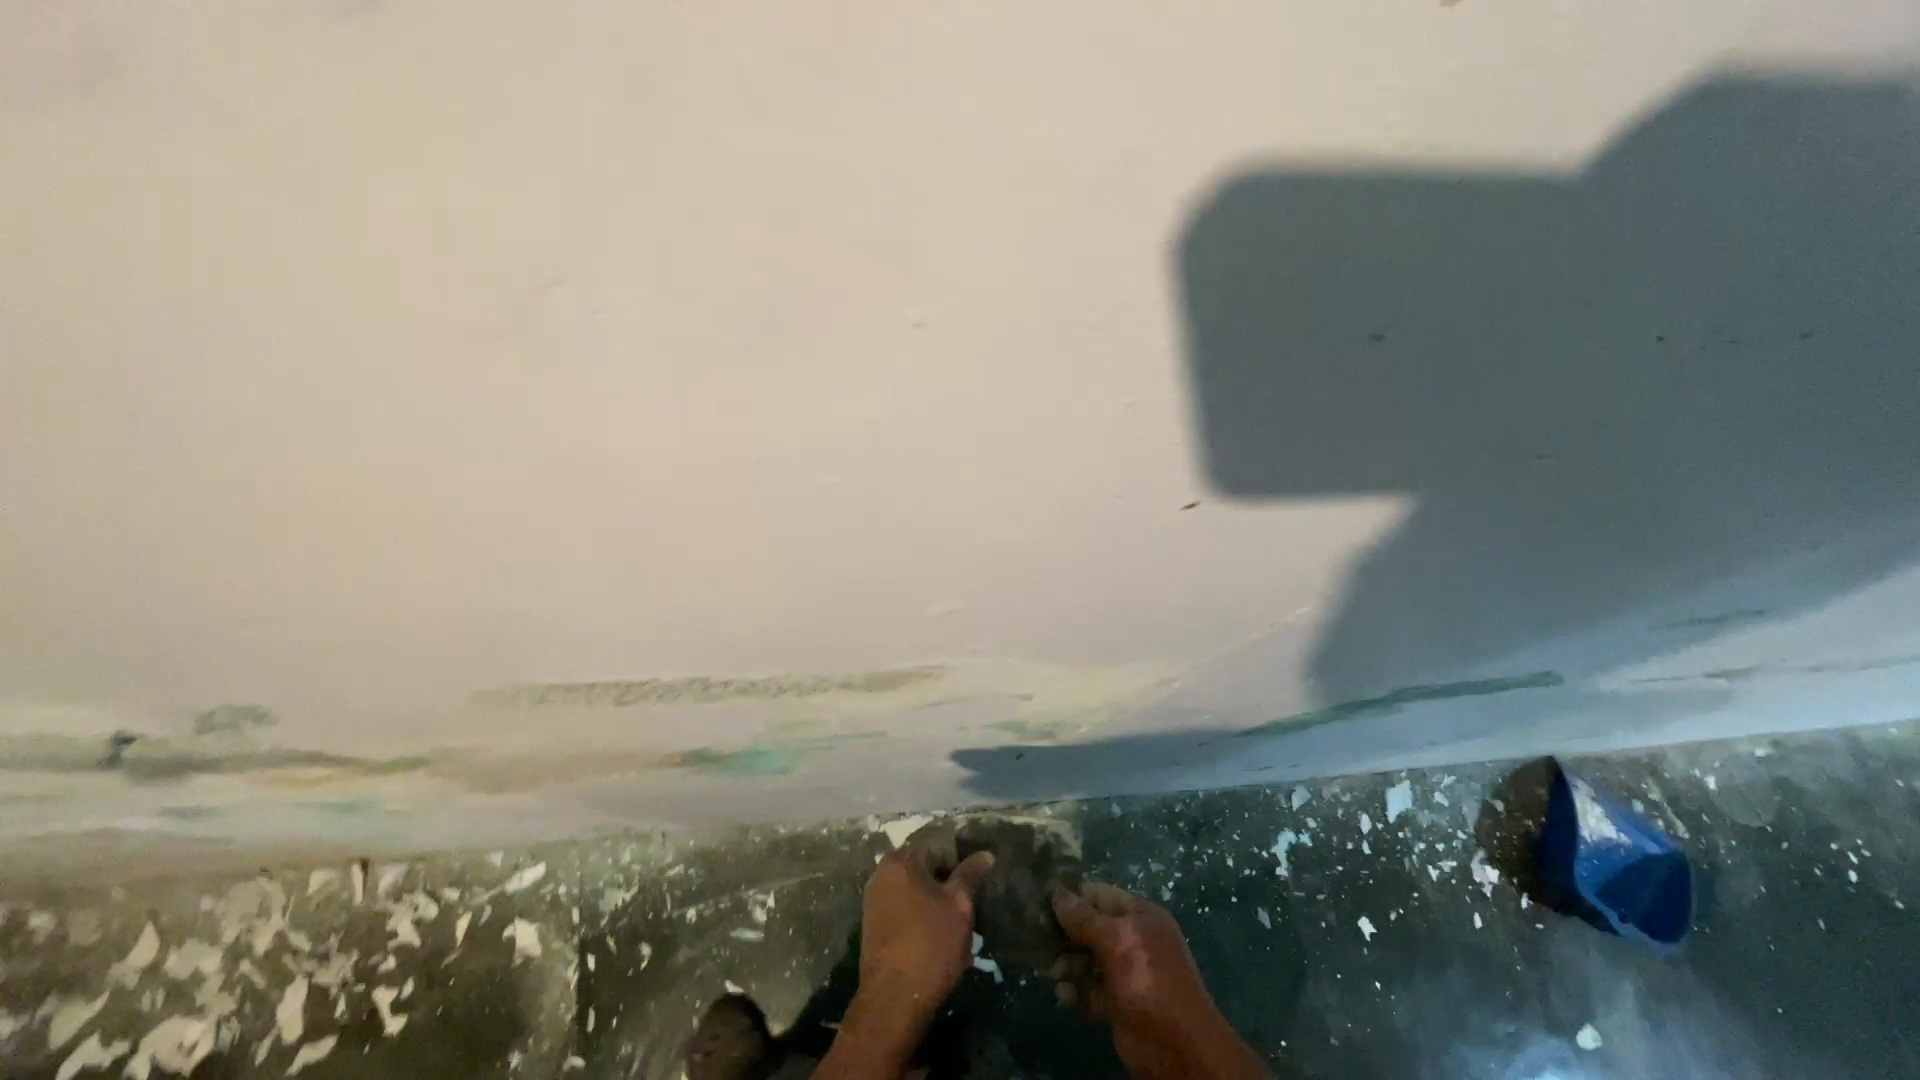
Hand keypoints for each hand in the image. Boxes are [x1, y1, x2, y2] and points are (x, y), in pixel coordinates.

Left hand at [817, 836, 993, 1079]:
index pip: (938, 845)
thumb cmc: (931, 945)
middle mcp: (881, 873)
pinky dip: (920, 913)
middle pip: (923, 866)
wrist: (893, 998)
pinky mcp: (873, 922)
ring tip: (954, 922)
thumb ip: (970, 875)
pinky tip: (936, 934)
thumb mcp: (960, 906)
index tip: (976, 881)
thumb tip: (985, 854)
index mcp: (901, 861)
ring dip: (934, 899)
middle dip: (946, 881)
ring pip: (913, 888)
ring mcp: (873, 898)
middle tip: (968, 903)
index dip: (960, 860)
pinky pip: (903, 906)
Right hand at [1052, 882, 1268, 1079]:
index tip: (1041, 900)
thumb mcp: (1116, 940)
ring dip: (1066, 963)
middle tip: (1037, 937)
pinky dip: (1074, 990)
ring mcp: (1125, 973)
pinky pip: (1088, 990)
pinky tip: (1063, 994)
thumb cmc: (1147, 978)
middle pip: (1090, 928)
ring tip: (1052, 971)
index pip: (1101, 895)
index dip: (1072, 896)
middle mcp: (1134, 940)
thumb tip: (1057, 893)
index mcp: (1141, 917)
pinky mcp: (1117, 1004)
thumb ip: (1084, 917)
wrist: (1175, 1045)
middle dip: (1064, 933)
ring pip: (1086, 959)